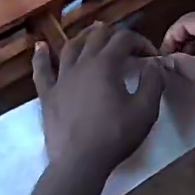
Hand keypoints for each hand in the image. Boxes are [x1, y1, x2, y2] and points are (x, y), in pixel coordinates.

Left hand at [34, 23, 167, 180]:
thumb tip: (154, 63)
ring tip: (93, 33)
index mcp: (105, 64)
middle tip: (127, 44)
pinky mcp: (48, 94)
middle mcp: (81, 63)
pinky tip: (40, 46)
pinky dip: (41, 56)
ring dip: (84, 36)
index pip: (124, 39)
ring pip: (71, 47)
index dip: (140, 41)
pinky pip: (42, 70)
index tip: (151, 56)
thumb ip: (153, 82)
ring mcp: (61, 77)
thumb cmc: (115, 135)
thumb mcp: (145, 110)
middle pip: (97, 36)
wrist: (79, 162)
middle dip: (115, 35)